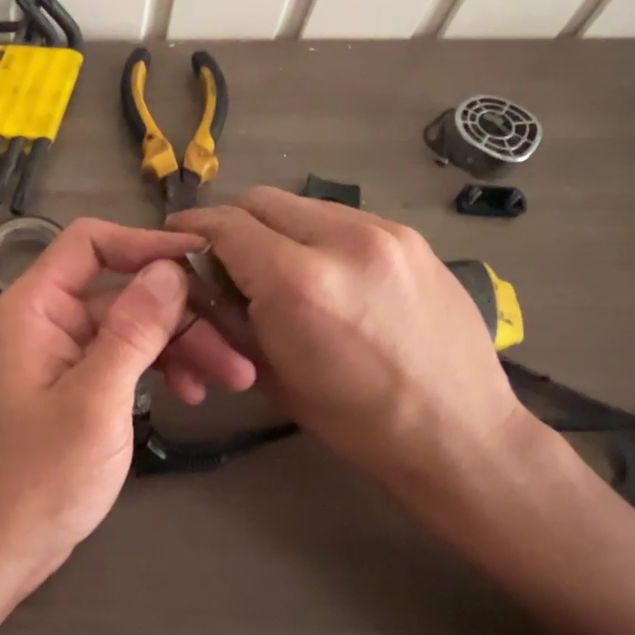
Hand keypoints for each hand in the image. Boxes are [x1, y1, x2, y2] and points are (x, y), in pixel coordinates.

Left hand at [0, 219, 253, 595]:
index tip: (203, 260)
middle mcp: (48, 318)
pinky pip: (127, 356)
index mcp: (36, 307)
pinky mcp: (80, 382)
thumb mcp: (97, 399)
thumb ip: (133, 331)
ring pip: (133, 324)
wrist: (4, 544)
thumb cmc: (42, 474)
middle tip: (238, 344)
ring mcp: (64, 351)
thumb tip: (170, 269)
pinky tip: (194, 393)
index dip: (146, 242)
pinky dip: (162, 367)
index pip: (90, 243)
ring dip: (182, 344)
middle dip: (181, 312)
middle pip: (122, 287)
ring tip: (234, 378)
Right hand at [167, 188, 533, 499]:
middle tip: (224, 257)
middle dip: (232, 223)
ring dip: (276, 227)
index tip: (175, 242)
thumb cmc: (352, 421)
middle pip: (259, 200)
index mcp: (297, 283)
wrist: (459, 435)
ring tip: (278, 267)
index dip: (190, 230)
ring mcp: (385, 233)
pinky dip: (318, 236)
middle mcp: (342, 241)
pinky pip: (343, 218)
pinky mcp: (412, 237)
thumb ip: (225, 311)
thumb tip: (195, 274)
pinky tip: (326, 274)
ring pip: (302, 204)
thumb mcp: (265, 369)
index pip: (223, 224)